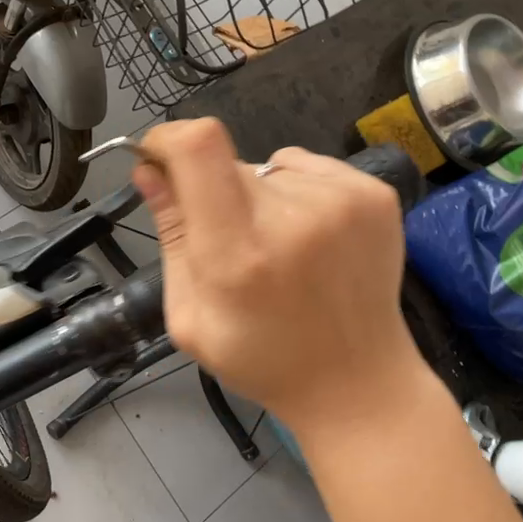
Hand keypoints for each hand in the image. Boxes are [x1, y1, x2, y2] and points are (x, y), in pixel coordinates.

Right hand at [132, 119, 424, 434]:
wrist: (356, 383)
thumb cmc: (261, 358)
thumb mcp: (190, 315)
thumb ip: (170, 237)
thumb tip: (149, 171)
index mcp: (237, 254)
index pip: (199, 148)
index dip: (167, 139)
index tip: (156, 158)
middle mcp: (293, 216)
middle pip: (226, 162)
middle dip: (209, 190)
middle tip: (224, 239)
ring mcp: (341, 201)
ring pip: (267, 167)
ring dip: (257, 196)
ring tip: (275, 248)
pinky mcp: (373, 196)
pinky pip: (307, 169)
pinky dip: (295, 193)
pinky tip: (307, 239)